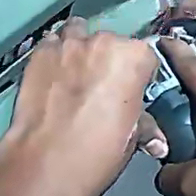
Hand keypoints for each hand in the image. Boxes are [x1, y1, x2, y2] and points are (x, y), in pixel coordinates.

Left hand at [0, 18, 162, 195]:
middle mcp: (103, 41)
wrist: (44, 162)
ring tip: (76, 74)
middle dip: (108, 61)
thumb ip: (144, 124)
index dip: (139, 75)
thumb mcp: (131, 138)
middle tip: (101, 89)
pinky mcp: (39, 53)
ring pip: (78, 34)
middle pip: (111, 43)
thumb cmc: (97, 152)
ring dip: (80, 49)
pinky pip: (52, 44)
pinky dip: (55, 54)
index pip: (145, 56)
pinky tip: (53, 75)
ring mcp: (68, 44)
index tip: (132, 92)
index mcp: (134, 57)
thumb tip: (157, 142)